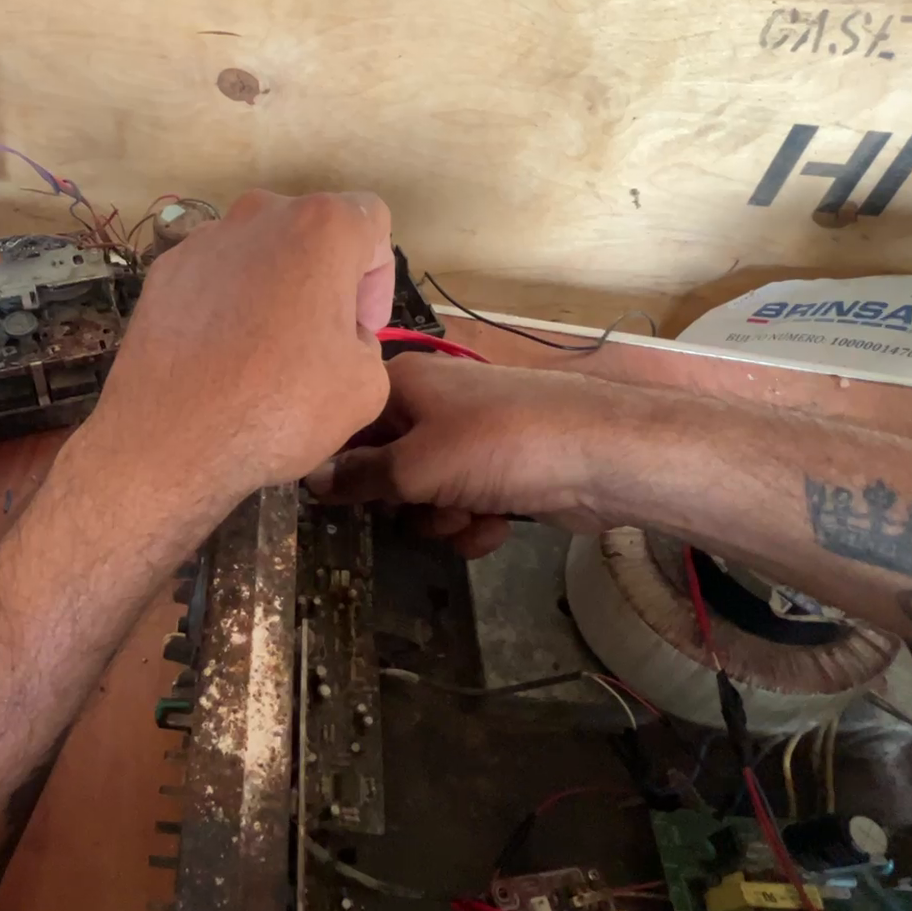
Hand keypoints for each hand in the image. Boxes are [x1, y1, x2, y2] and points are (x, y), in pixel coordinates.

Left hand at [71, 190, 395, 508]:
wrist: (170, 440)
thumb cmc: (279, 408)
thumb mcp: (366, 385)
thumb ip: (367, 342)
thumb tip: (339, 336)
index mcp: (321, 227)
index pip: (370, 221)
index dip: (376, 278)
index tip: (362, 328)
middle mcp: (259, 215)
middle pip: (310, 232)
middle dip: (325, 280)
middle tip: (322, 341)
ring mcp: (202, 241)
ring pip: (258, 253)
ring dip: (274, 290)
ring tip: (266, 354)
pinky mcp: (163, 274)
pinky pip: (214, 279)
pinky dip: (227, 306)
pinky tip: (221, 358)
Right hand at [305, 354, 630, 553]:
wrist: (602, 456)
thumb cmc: (495, 446)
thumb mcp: (414, 465)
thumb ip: (357, 477)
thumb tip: (309, 479)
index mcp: (401, 386)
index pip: (346, 426)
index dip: (336, 467)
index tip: (330, 502)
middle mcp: (430, 406)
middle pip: (383, 466)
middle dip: (400, 499)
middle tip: (415, 503)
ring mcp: (466, 439)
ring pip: (423, 495)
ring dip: (439, 517)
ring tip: (467, 513)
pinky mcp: (496, 470)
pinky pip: (460, 505)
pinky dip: (473, 522)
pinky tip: (496, 524)